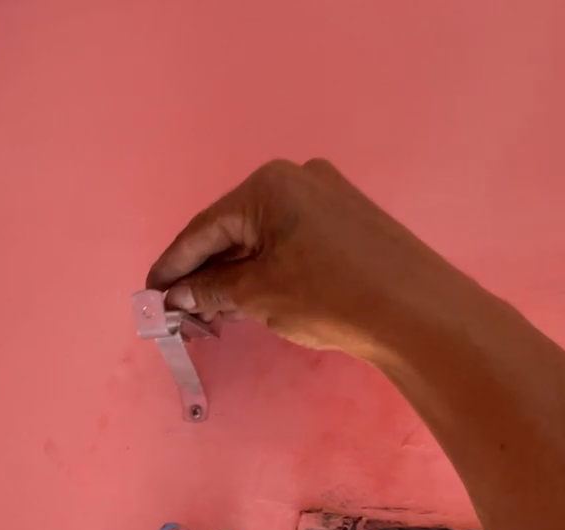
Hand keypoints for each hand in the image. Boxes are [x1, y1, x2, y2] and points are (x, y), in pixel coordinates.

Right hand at [146, 159, 500, 362]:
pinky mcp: (343, 220)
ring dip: (229, 276)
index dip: (171, 266)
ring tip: (209, 315)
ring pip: (257, 238)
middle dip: (200, 274)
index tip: (148, 295)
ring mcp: (324, 196)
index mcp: (267, 186)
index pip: (202, 230)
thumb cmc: (327, 296)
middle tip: (178, 313)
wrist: (416, 311)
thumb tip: (177, 296)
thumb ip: (209, 290)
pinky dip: (258, 270)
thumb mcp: (256, 294)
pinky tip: (246, 298)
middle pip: (229, 231)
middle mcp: (295, 179)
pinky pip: (284, 242)